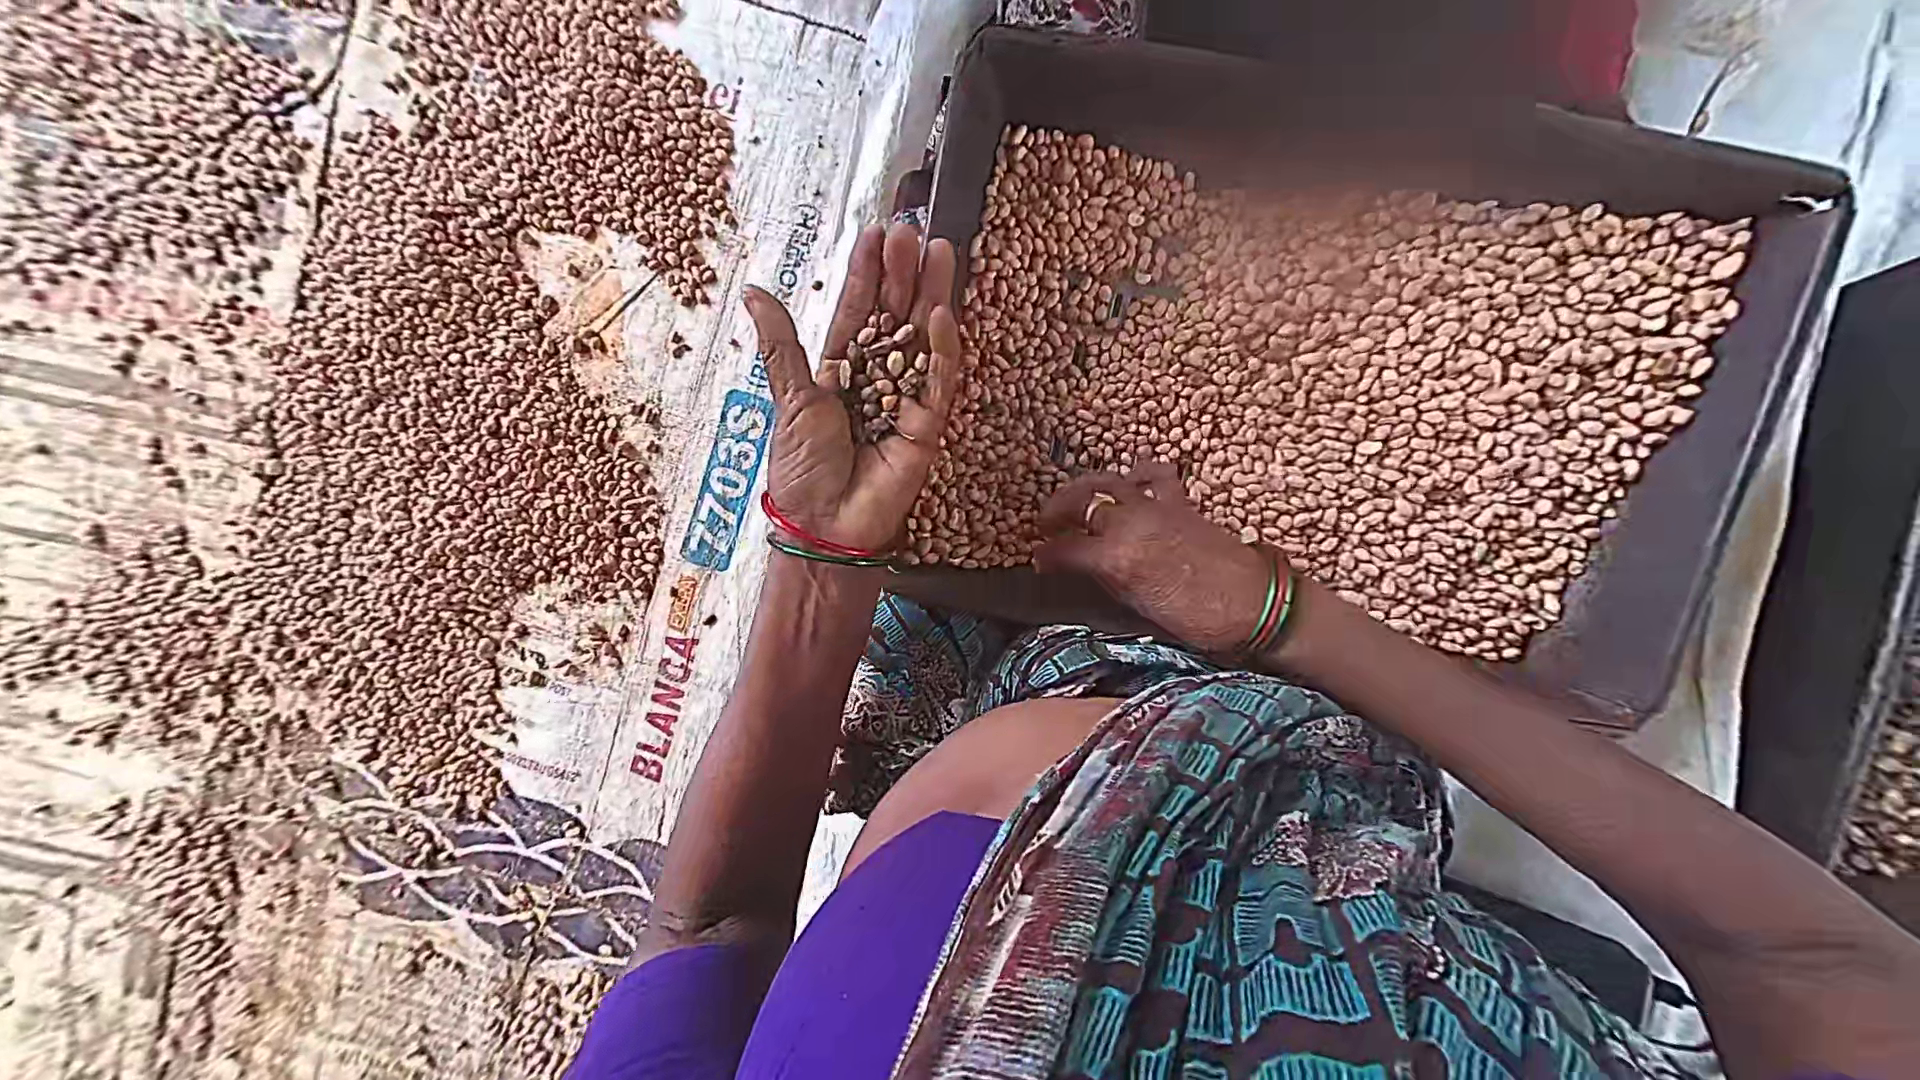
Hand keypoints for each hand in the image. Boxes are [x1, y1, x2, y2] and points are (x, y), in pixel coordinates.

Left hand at [744, 223, 960, 553]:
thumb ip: (782, 345)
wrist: (824, 522)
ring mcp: (905, 400)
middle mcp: (876, 378)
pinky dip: (943, 351)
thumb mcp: (790, 399)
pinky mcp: (927, 426)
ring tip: (938, 253)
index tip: (876, 234)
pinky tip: (941, 315)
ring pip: (923, 342)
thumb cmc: (802, 467)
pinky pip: (938, 384)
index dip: (867, 274)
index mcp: (841, 369)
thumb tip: (753, 291)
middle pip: (895, 318)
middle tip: (911, 232)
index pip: (858, 311)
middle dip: (903, 276)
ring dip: (931, 298)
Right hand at [1033, 462, 1285, 655]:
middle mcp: (1130, 523)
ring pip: (1107, 482)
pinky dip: (1135, 474)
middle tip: (1045, 525)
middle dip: (1055, 512)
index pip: (1065, 549)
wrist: (1256, 605)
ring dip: (1084, 489)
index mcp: (1116, 558)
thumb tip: (1080, 566)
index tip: (1038, 560)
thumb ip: (1106, 580)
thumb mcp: (1140, 608)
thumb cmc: (1196, 619)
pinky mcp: (1178, 501)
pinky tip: (1127, 482)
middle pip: (1079, 504)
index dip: (1046, 554)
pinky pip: (1151, 475)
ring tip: (1074, 500)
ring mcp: (1155, 507)